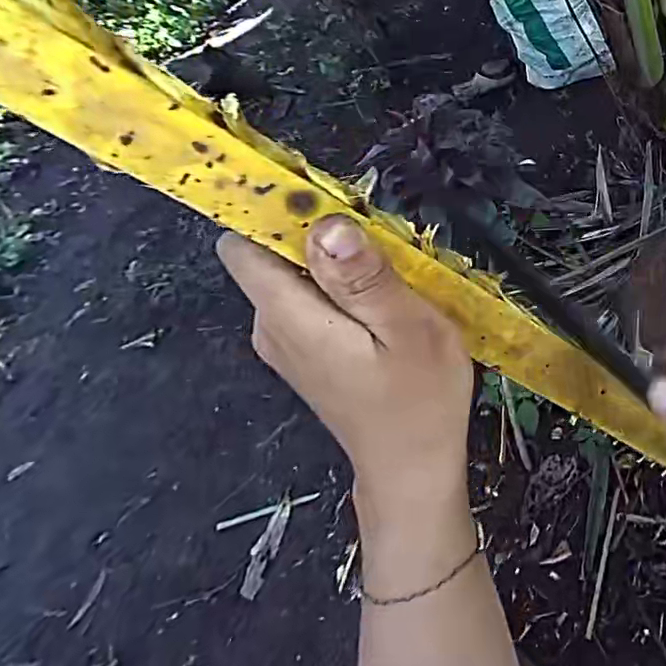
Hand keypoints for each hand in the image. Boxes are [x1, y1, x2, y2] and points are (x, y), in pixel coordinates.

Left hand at [216, 215, 472, 528]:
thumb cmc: (420, 397)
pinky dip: (341, 286)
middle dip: (324, 235)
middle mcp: (271, 326)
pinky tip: (386, 304)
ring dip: (339, 261)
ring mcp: (285, 342)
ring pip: (297, 274)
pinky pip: (310, 298)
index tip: (330, 200)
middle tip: (388, 246)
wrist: (413, 465)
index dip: (277, 213)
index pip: (245, 244)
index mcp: (290, 316)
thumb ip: (365, 278)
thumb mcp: (409, 329)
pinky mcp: (304, 352)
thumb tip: (326, 224)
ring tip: (395, 275)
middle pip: (276, 254)